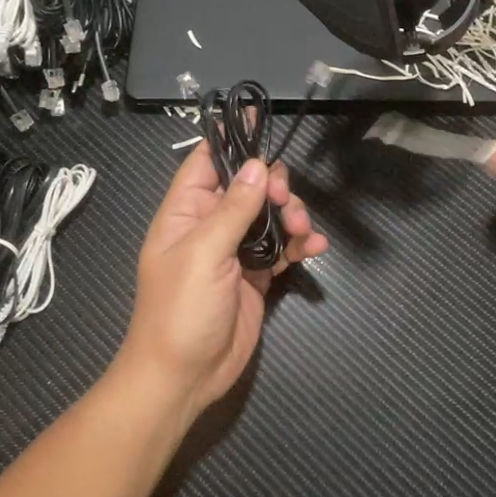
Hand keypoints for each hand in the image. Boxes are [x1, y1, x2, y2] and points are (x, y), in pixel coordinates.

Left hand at [113, 144, 328, 411]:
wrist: (183, 379)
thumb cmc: (179, 310)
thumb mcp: (203, 253)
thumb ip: (234, 209)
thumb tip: (258, 165)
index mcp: (185, 212)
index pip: (207, 162)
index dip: (231, 139)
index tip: (258, 117)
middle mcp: (210, 225)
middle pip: (249, 186)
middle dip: (274, 187)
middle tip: (284, 203)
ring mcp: (235, 251)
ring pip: (271, 215)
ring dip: (292, 216)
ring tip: (303, 233)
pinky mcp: (257, 276)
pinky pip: (283, 248)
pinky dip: (301, 245)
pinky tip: (315, 249)